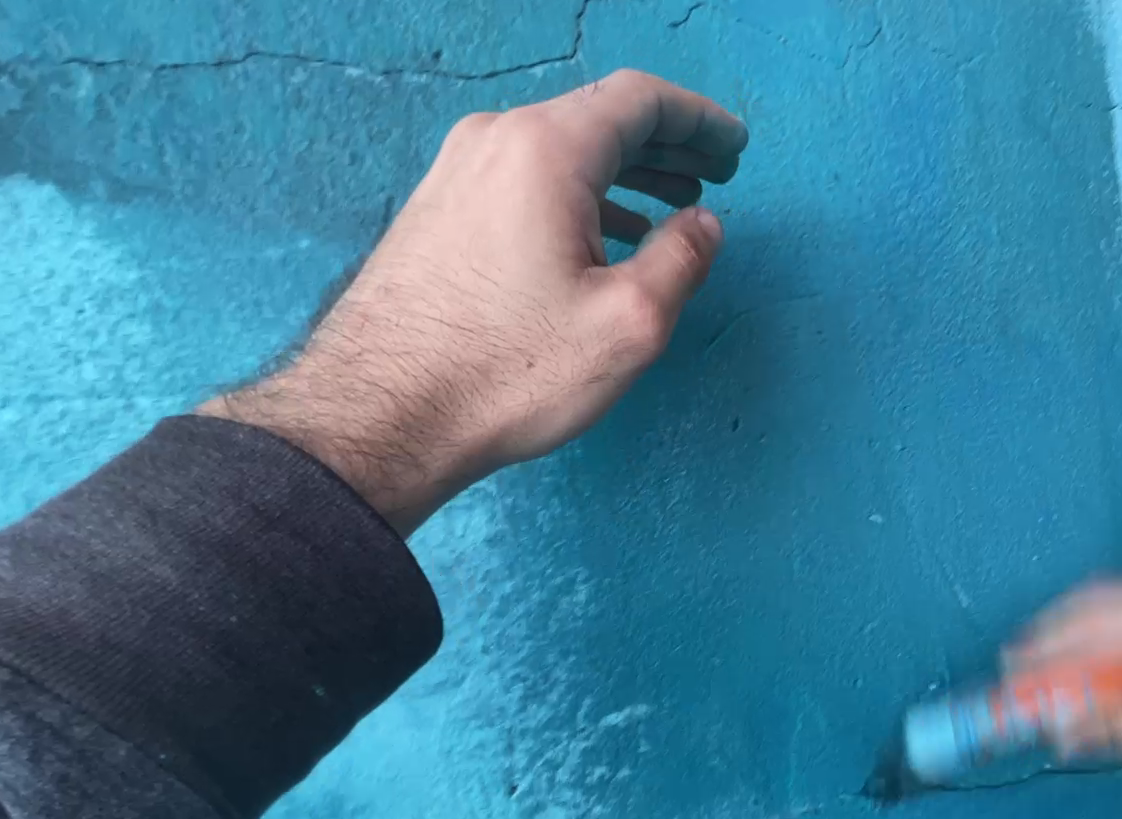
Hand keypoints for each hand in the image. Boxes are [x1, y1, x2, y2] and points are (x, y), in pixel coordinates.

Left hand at [200, 70, 750, 534]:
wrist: (384, 413)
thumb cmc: (518, 367)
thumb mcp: (630, 321)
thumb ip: (683, 260)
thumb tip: (705, 223)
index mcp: (547, 151)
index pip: (639, 101)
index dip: (699, 119)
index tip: (736, 148)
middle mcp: (497, 141)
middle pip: (601, 119)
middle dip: (670, 145)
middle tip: (719, 176)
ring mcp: (461, 174)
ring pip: (566, 152)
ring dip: (630, 173)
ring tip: (677, 205)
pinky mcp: (445, 211)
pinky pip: (533, 181)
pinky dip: (588, 197)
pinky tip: (611, 236)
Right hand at [1014, 575, 1121, 818]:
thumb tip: (1057, 722)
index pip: (1107, 641)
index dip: (1055, 664)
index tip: (1014, 685)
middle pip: (1098, 608)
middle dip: (1049, 643)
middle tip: (1008, 673)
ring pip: (1107, 602)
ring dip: (1065, 634)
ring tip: (1027, 665)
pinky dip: (1091, 634)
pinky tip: (1070, 657)